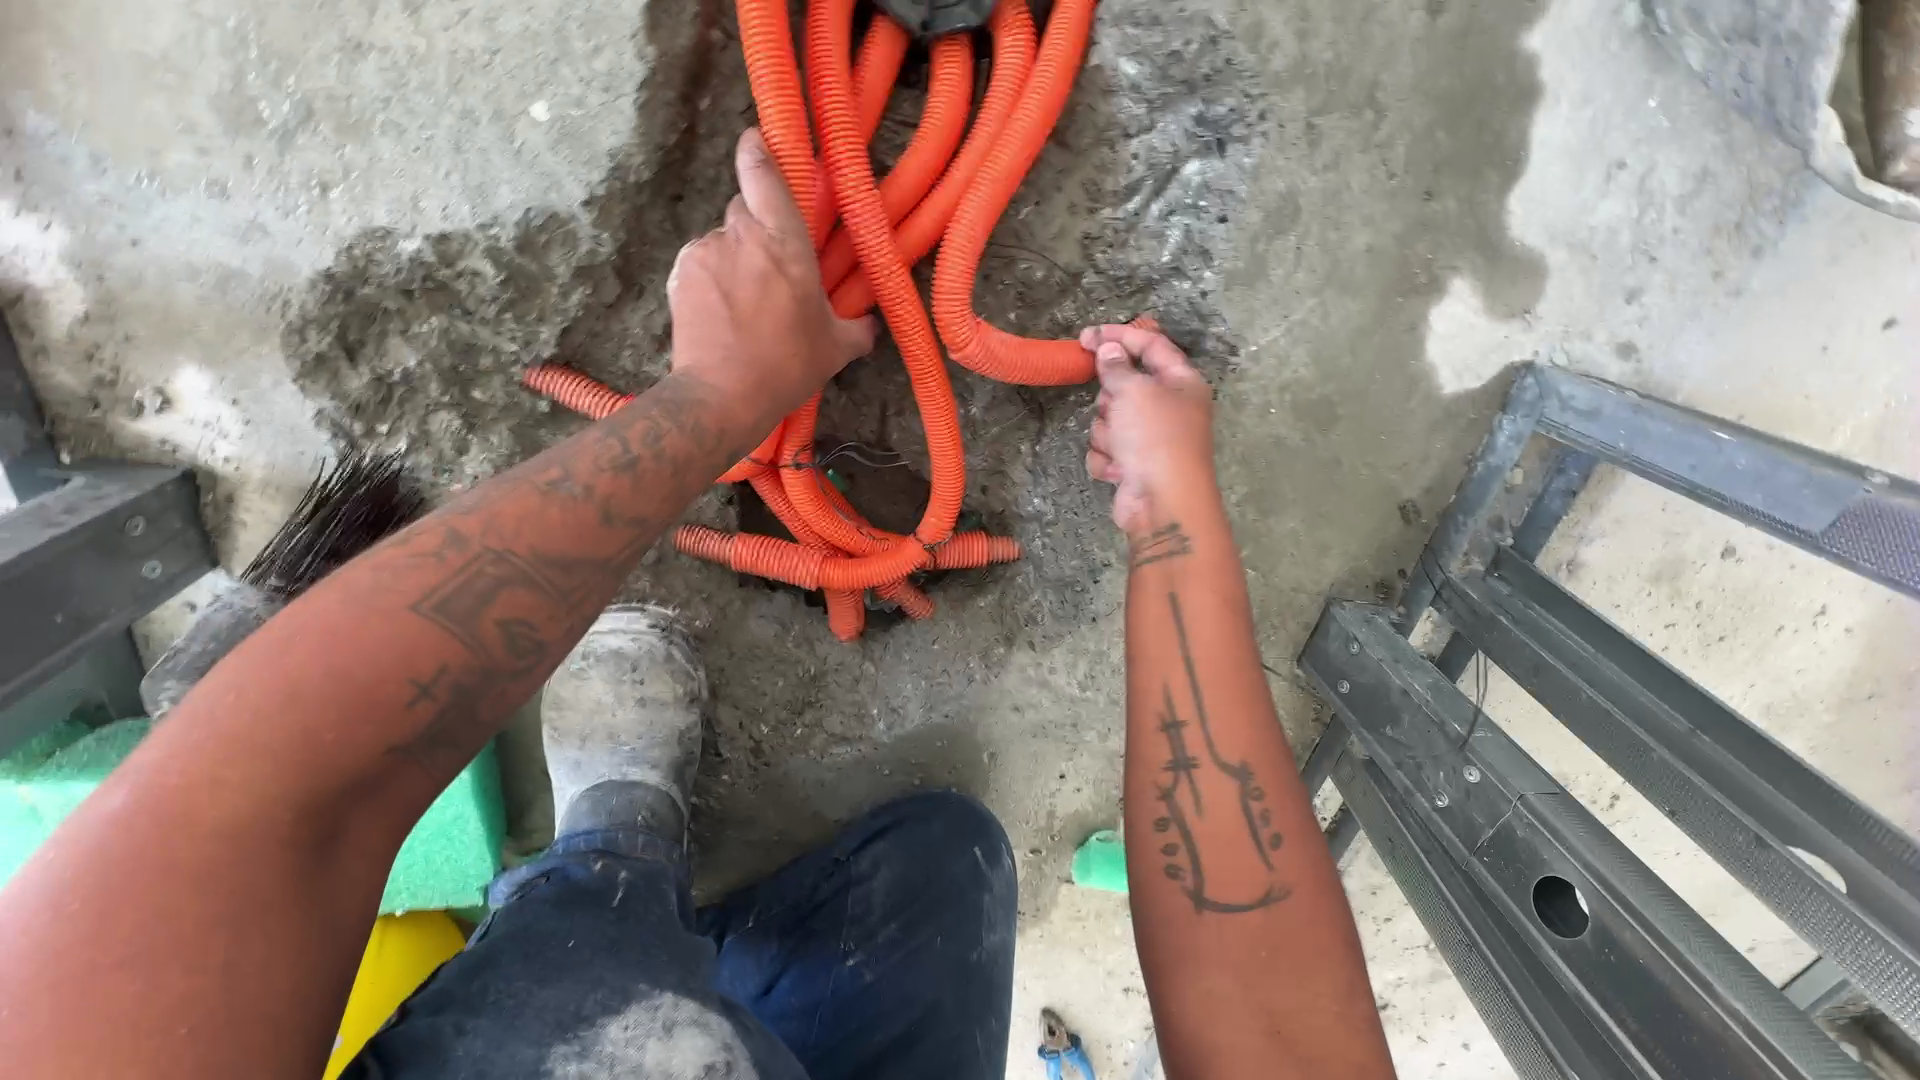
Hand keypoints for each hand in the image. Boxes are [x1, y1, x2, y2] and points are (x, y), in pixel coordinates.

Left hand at [667, 128, 875, 418]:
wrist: (723, 395)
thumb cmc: (787, 366)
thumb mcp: (836, 350)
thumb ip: (858, 329)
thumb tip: (873, 326)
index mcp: (787, 244)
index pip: (765, 174)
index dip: (758, 150)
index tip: (756, 140)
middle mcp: (743, 236)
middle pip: (744, 209)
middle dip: (756, 228)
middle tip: (770, 268)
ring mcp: (706, 251)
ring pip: (722, 239)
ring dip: (734, 258)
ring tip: (743, 303)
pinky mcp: (680, 272)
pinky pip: (699, 262)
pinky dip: (710, 277)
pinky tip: (720, 312)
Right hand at [1081, 323, 1216, 537]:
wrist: (1163, 503)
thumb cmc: (1156, 438)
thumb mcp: (1134, 391)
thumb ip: (1116, 367)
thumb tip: (1109, 349)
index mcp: (1182, 382)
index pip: (1150, 346)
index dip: (1118, 336)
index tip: (1085, 337)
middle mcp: (1169, 408)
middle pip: (1124, 387)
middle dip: (1110, 400)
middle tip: (1114, 409)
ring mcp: (1151, 439)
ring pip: (1109, 421)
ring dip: (1107, 434)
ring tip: (1121, 447)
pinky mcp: (1133, 465)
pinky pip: (1106, 450)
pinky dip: (1107, 459)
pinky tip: (1119, 470)